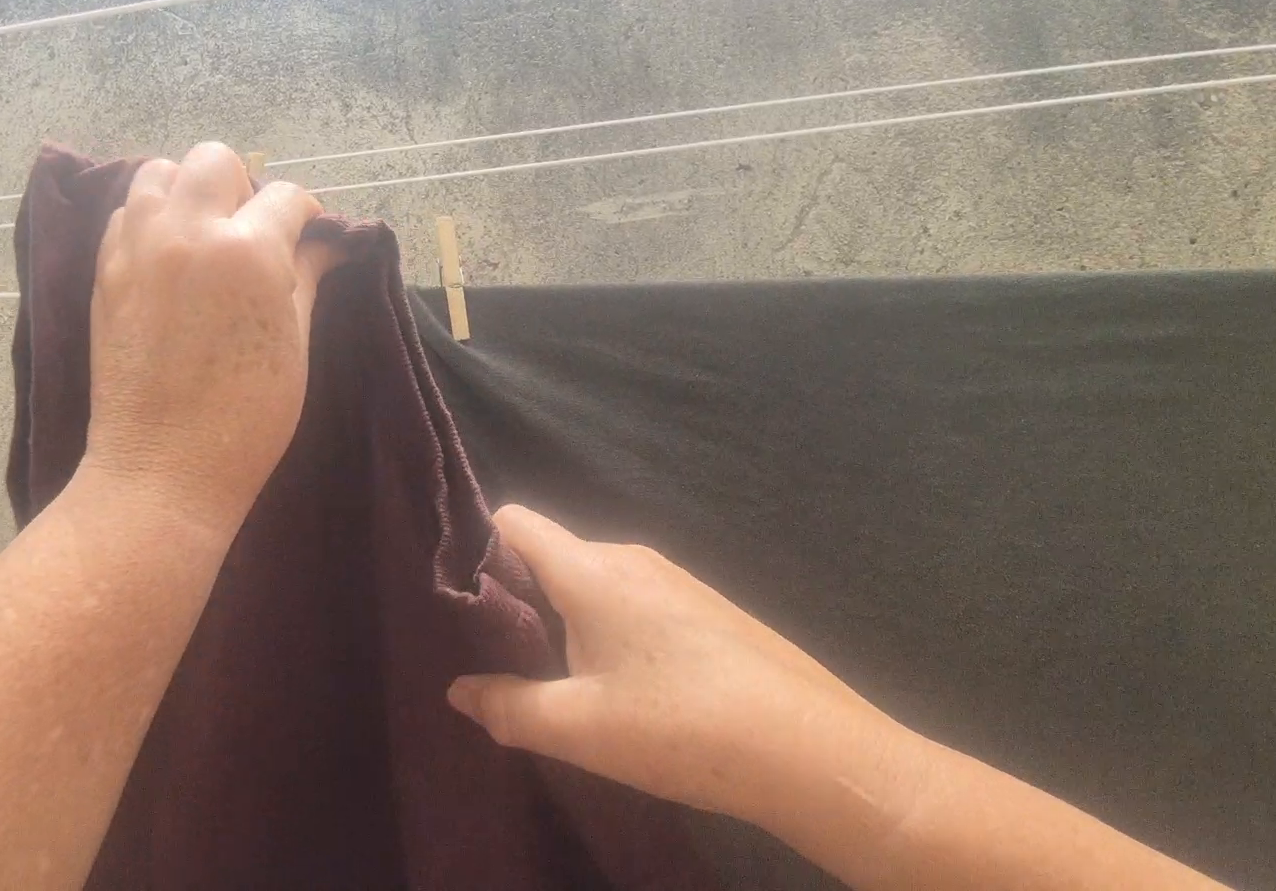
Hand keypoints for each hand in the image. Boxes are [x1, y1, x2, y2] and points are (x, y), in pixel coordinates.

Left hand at [83, 142, 337, 530]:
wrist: (164, 468)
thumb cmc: (249, 417)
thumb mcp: (295, 345)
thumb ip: (308, 278)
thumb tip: (325, 243)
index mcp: (248, 250)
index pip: (288, 197)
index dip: (309, 215)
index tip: (311, 239)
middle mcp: (187, 230)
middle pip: (214, 159)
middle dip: (244, 187)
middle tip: (254, 235)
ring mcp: (137, 247)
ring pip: (158, 172)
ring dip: (189, 192)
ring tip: (205, 239)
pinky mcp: (104, 271)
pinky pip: (126, 213)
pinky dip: (151, 220)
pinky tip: (169, 261)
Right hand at [447, 505, 905, 828]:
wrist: (818, 754)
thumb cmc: (682, 727)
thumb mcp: (579, 729)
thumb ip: (507, 706)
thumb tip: (457, 691)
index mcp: (589, 570)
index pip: (514, 521)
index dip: (477, 545)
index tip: (460, 594)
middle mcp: (628, 557)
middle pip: (550, 553)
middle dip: (517, 594)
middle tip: (502, 652)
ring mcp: (673, 578)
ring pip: (592, 579)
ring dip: (565, 616)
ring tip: (561, 676)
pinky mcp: (704, 605)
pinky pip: (632, 597)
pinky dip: (608, 625)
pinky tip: (626, 684)